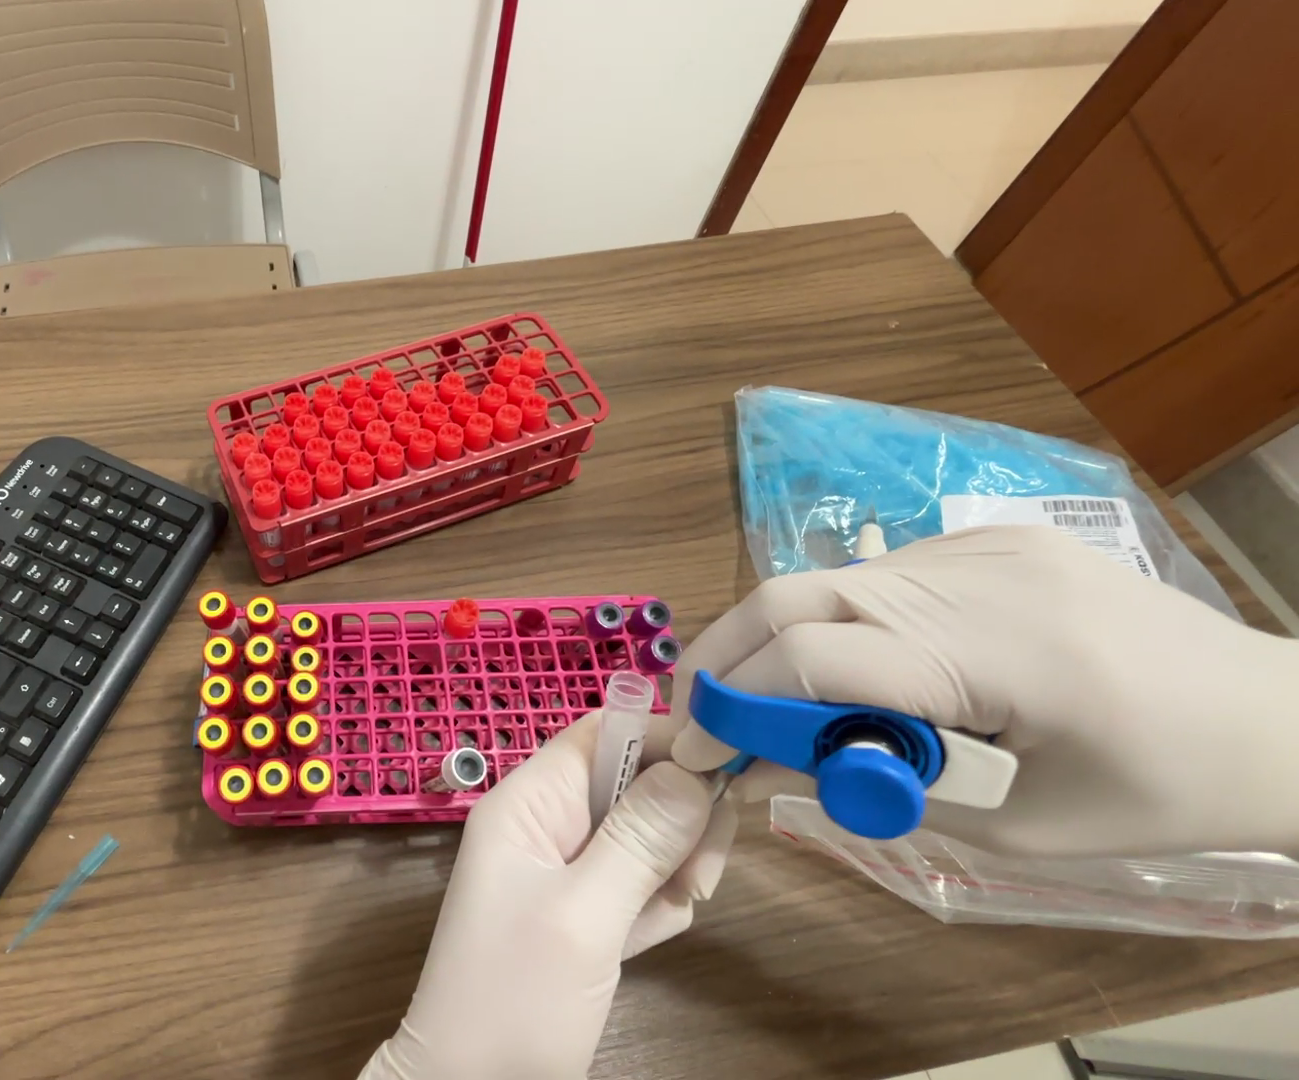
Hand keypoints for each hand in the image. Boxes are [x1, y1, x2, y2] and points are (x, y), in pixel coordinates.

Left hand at [359, 708, 737, 1079]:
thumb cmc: (514, 1000)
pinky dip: (654, 907)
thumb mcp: (582, 917)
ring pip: (646, 836)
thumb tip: (696, 769)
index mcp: (528, 804)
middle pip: (634, 783)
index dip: (666, 739)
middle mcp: (545, 823)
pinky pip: (638, 883)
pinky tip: (642, 943)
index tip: (729, 769)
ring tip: (663, 916)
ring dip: (669, 871)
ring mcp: (564, 868)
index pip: (603, 735)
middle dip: (676, 820)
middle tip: (696, 877)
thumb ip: (639, 841)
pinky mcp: (583, 910)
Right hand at [671, 525, 1298, 857]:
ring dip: (766, 640)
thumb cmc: (1155, 795)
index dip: (736, 704)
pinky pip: (867, 578)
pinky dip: (824, 622)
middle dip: (722, 656)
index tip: (696, 752)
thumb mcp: (1006, 824)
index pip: (814, 657)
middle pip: (790, 596)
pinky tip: (837, 663)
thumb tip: (753, 767)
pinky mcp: (979, 536)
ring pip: (818, 583)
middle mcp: (974, 575)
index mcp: (1001, 654)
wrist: (1277, 718)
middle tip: (697, 712)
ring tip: (756, 696)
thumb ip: (868, 783)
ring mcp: (976, 543)